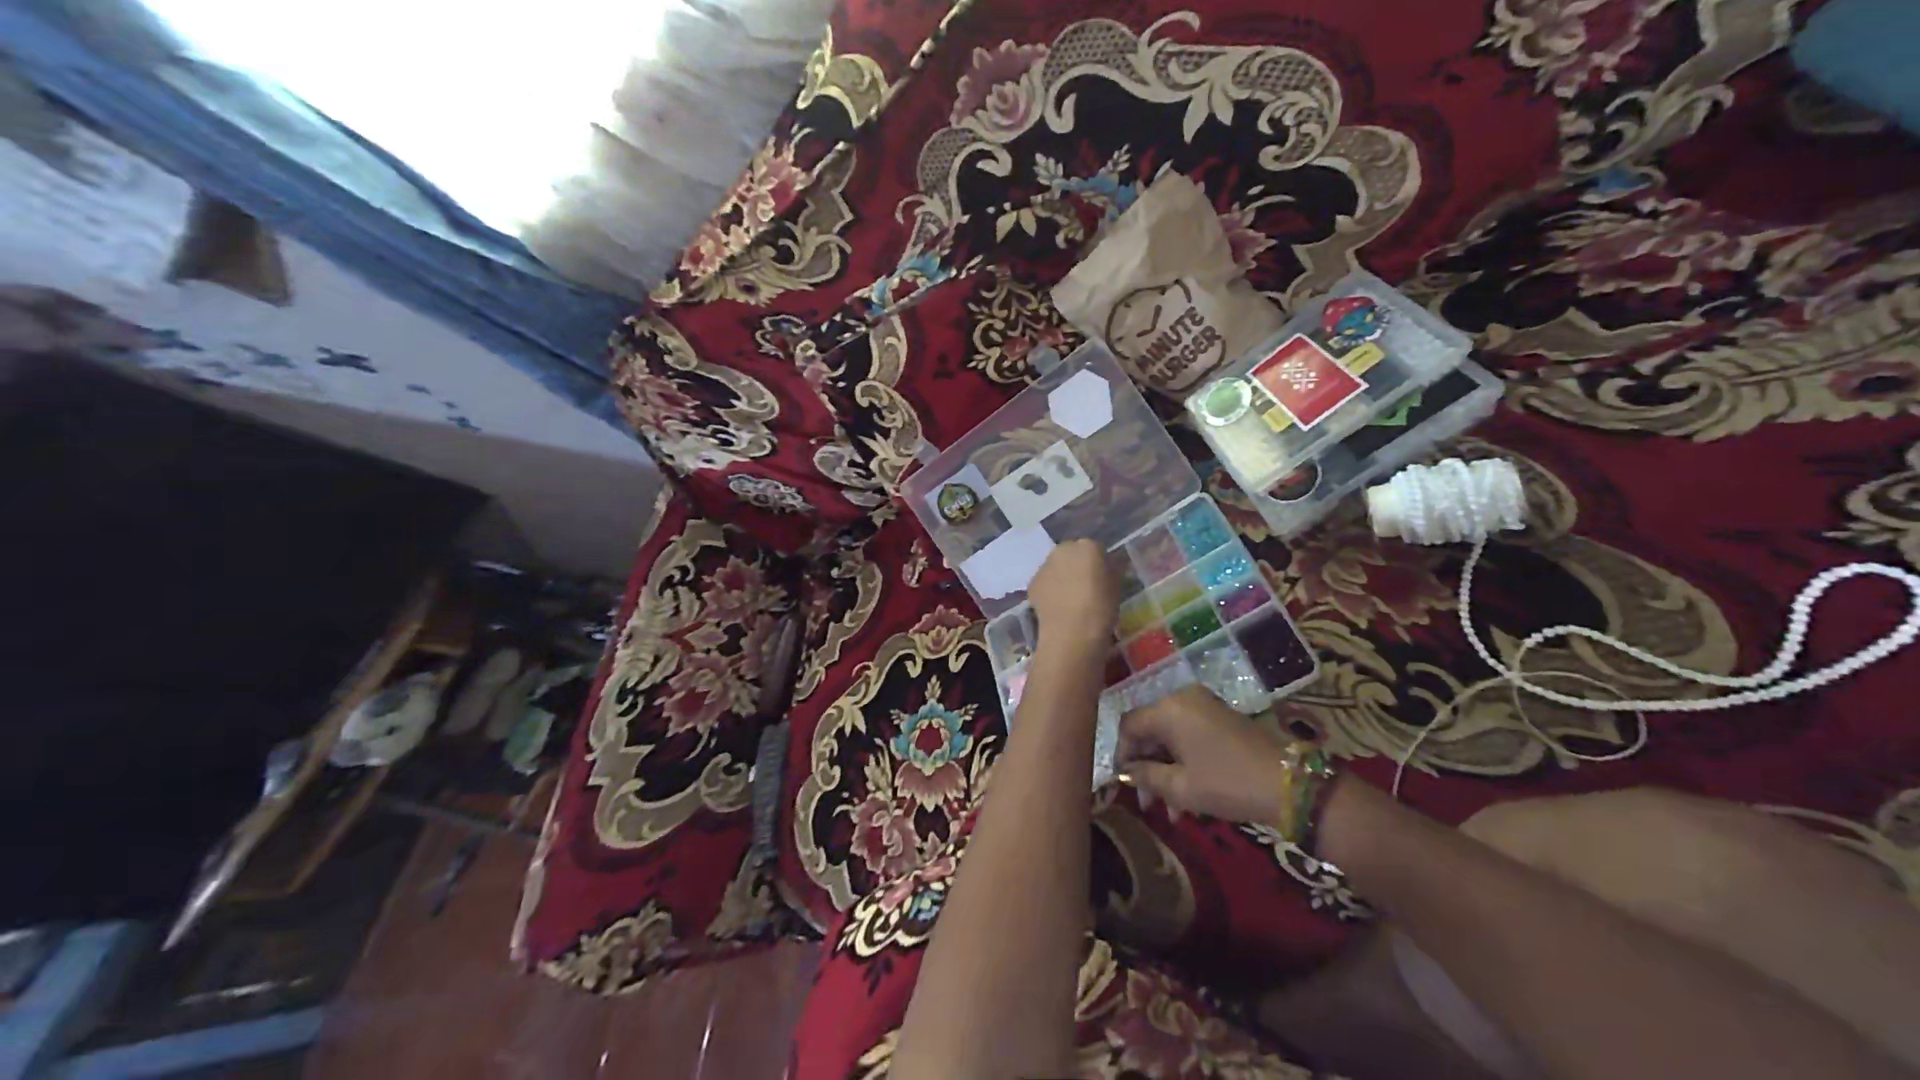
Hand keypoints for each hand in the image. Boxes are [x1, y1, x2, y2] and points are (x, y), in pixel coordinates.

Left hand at [1027, 539, 1118, 660]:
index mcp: (1088, 547)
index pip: (1096, 548)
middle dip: (1077, 564)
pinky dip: (1050, 589)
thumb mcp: (1117, 587)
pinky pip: (1045, 582)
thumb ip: (1112, 569)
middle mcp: (1063, 550)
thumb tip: (1109, 564)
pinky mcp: (1032, 583)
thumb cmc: (1101, 608)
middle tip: (1085, 585)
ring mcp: (1044, 565)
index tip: (1103, 577)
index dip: (1100, 563)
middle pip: (1072, 553)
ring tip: (1070, 597)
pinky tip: (1057, 606)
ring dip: (1062, 575)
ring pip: (1056, 566)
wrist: (1071, 633)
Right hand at [1117, 685, 1295, 824]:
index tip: (1126, 783)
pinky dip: (1183, 759)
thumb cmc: (1226, 783)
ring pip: (1170, 735)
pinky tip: (1187, 793)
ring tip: (1169, 808)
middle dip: (1145, 766)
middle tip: (1147, 802)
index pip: (1129, 725)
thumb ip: (1145, 776)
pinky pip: (1189, 734)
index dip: (1122, 755)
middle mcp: (1183, 698)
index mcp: (1168, 709)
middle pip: (1149, 729)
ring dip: (1165, 768)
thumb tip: (1126, 773)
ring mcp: (1204, 705)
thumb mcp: (1180, 787)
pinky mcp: (1220, 716)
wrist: (1288, 784)